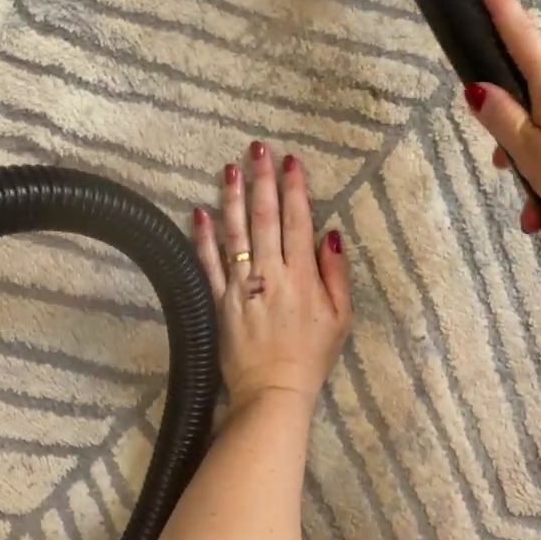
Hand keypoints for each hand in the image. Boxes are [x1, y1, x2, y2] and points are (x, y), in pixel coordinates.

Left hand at [191, 143, 351, 406]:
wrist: (274, 390)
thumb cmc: (312, 356)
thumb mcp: (341, 318)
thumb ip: (335, 273)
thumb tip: (330, 232)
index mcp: (302, 276)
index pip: (298, 222)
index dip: (295, 189)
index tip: (291, 161)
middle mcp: (270, 274)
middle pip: (264, 219)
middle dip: (261, 180)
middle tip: (257, 148)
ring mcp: (241, 287)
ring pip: (234, 235)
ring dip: (231, 198)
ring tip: (229, 168)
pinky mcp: (218, 302)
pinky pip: (208, 265)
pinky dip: (203, 238)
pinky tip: (199, 212)